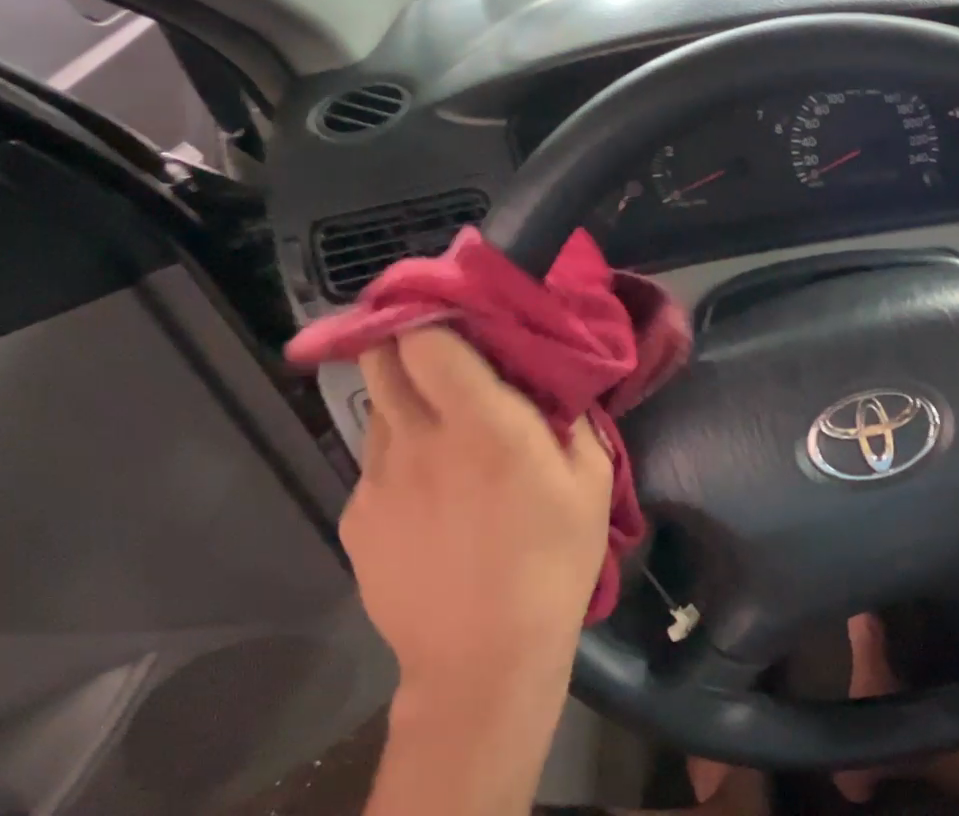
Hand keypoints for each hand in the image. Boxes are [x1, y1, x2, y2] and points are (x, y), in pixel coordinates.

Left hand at [342, 327, 611, 699]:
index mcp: (482, 423)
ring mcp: (376, 480)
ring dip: (409, 402)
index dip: (435, 315)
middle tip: (447, 353)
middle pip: (382, 360)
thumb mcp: (592, 482)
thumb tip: (552, 388)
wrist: (484, 655)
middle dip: (407, 341)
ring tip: (448, 432)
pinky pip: (376, 465)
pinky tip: (434, 498)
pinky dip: (402, 460)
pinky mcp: (355, 517)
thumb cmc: (554, 560)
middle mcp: (417, 439)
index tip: (461, 313)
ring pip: (379, 411)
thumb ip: (569, 421)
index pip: (425, 338)